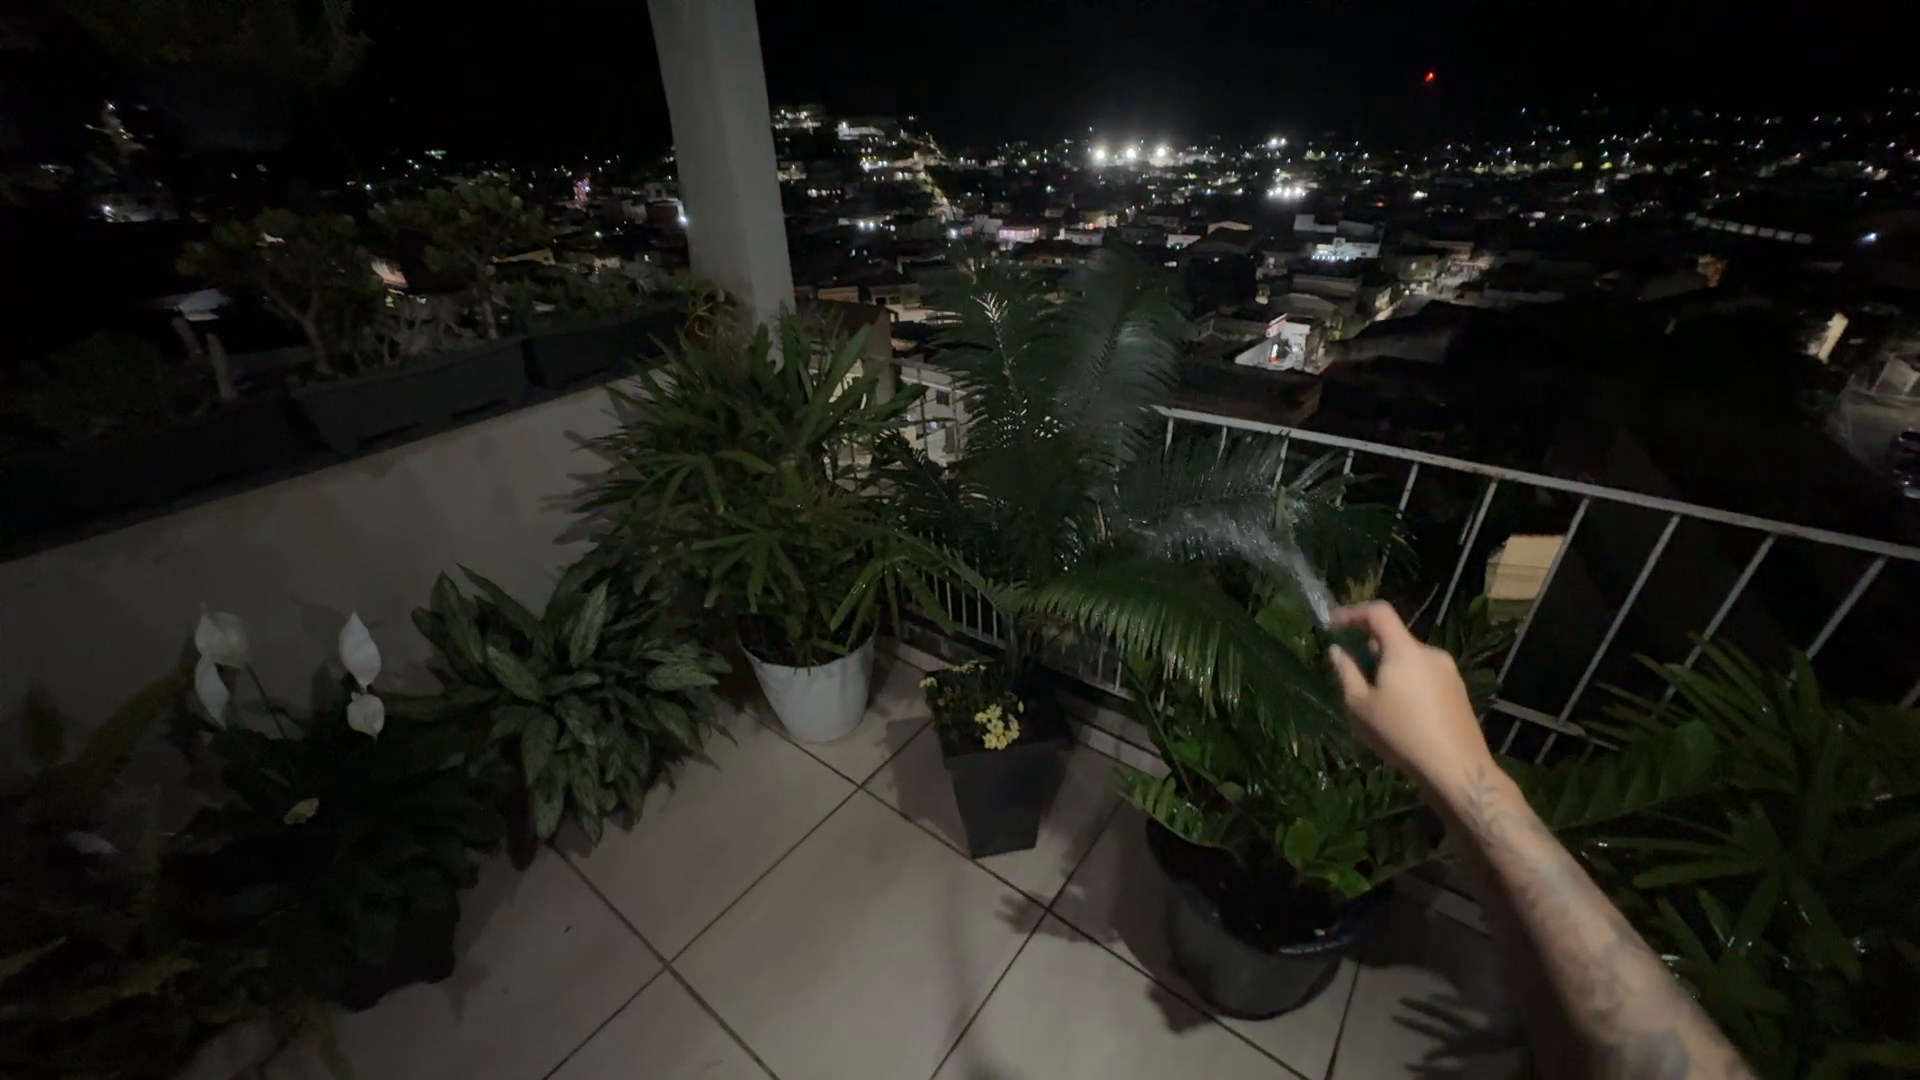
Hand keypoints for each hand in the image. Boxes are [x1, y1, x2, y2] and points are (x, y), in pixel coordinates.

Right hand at [1327, 601, 1492, 800]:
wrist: (1457, 769)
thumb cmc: (1400, 734)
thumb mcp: (1359, 705)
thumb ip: (1346, 672)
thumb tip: (1337, 651)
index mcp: (1404, 651)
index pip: (1379, 612)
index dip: (1352, 613)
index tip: (1331, 625)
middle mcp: (1430, 653)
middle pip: (1393, 637)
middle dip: (1368, 647)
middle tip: (1350, 671)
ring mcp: (1448, 672)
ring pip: (1408, 657)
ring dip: (1387, 666)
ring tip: (1373, 697)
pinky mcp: (1458, 690)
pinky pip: (1423, 673)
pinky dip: (1405, 680)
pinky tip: (1399, 711)